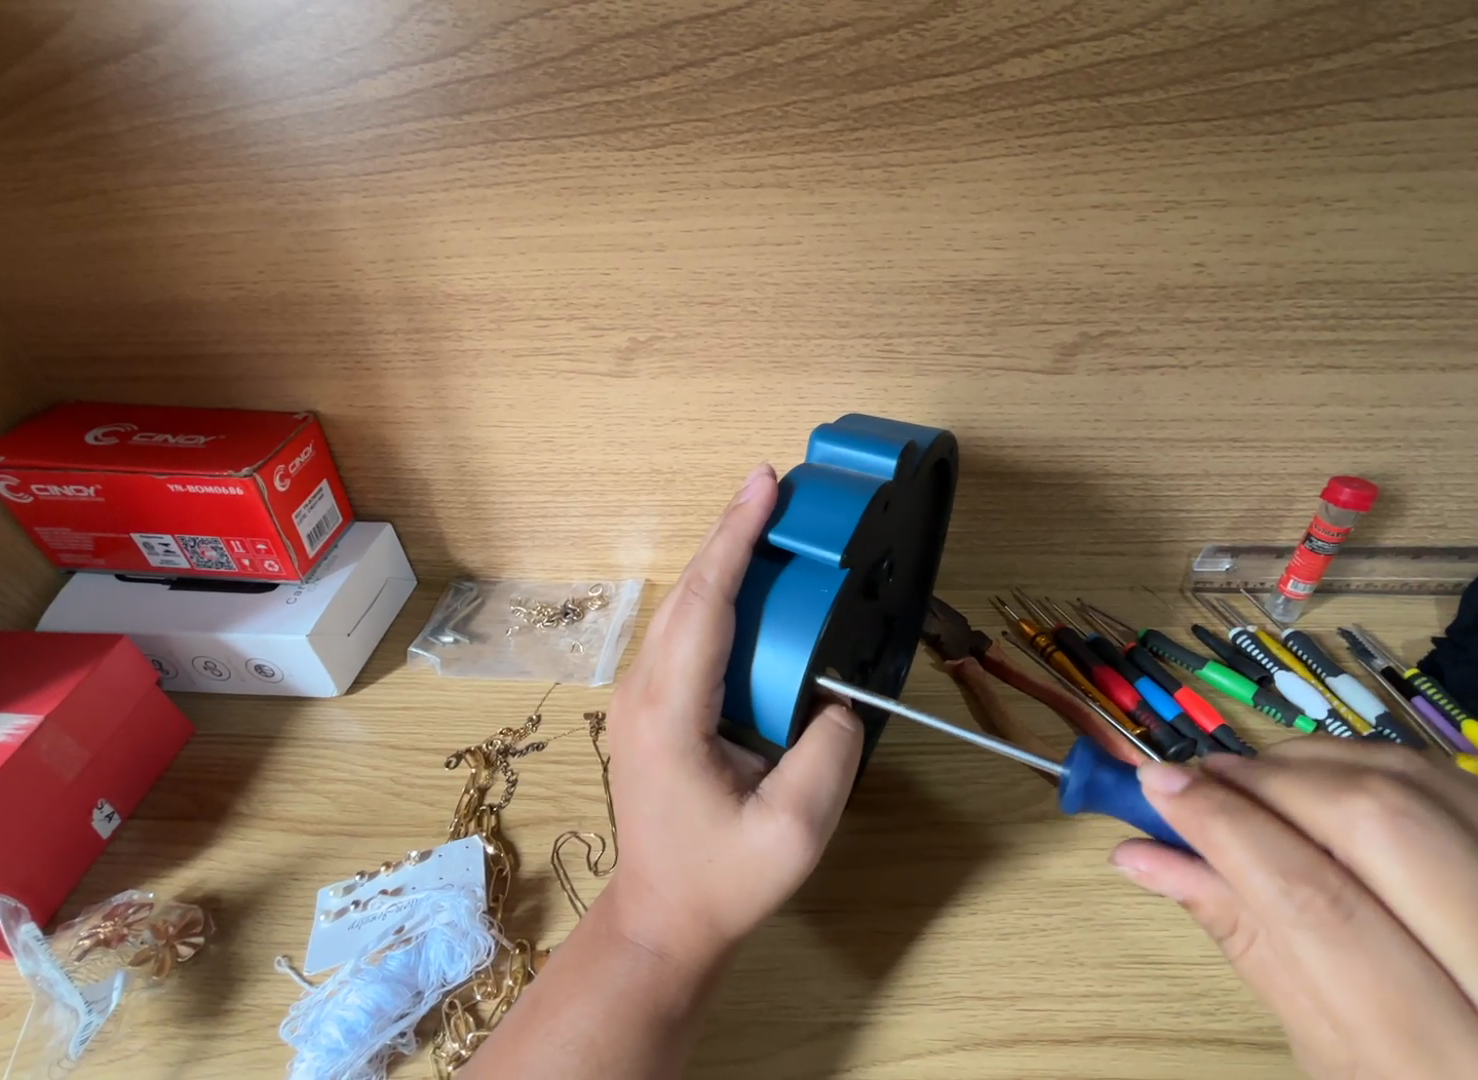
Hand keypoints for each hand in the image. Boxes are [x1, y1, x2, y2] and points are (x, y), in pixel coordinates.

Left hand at [598, 464, 864, 969]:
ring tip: (767, 520)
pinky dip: (717, 590)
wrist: (662, 915)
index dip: (734, 539)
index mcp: (670, 714)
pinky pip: (685, 629)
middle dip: (730, 531)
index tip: (762, 485)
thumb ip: (829, 754)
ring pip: (682, 605)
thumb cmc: (723, 880)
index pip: (705, 605)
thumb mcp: (795, 830)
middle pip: (687, 591)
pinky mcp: (650, 702)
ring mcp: (639, 694)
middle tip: (773, 487)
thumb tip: (838, 695)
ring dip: (722, 556)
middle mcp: (643, 691)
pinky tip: (748, 578)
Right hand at [1112, 739, 1477, 1078]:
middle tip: (1210, 775)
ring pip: (1434, 792)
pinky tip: (1336, 782)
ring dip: (1323, 762)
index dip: (1221, 823)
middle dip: (1272, 779)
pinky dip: (1388, 769)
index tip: (1159, 781)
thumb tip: (1140, 854)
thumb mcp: (1330, 1063)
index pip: (1311, 903)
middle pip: (1381, 828)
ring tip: (1263, 775)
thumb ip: (1245, 941)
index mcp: (1445, 1073)